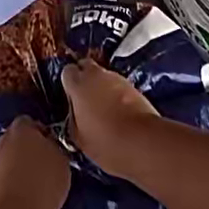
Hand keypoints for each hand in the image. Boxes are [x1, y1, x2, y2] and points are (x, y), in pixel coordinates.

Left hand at [0, 117, 70, 208]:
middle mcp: (5, 140)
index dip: (44, 134)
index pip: (33, 122)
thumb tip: (50, 148)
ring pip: (13, 159)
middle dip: (32, 149)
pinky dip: (16, 182)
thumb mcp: (62, 159)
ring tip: (39, 182)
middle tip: (47, 163)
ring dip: (23, 167)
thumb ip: (55, 148)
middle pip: (20, 140)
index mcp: (22, 127)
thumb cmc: (43, 182)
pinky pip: (8, 177)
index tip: (55, 146)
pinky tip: (29, 194)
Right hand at [61, 58, 161, 176]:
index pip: (67, 71)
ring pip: (102, 75)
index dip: (68, 83)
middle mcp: (97, 74)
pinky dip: (114, 92)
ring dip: (100, 86)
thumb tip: (74, 111)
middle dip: (84, 78)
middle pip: (86, 66)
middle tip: (83, 99)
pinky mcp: (132, 84)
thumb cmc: (104, 141)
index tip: (70, 97)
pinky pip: (117, 84)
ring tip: (101, 107)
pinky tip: (116, 110)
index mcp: (79, 84)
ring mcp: (116, 77)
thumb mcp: (78, 136)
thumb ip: (73, 116)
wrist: (141, 140)